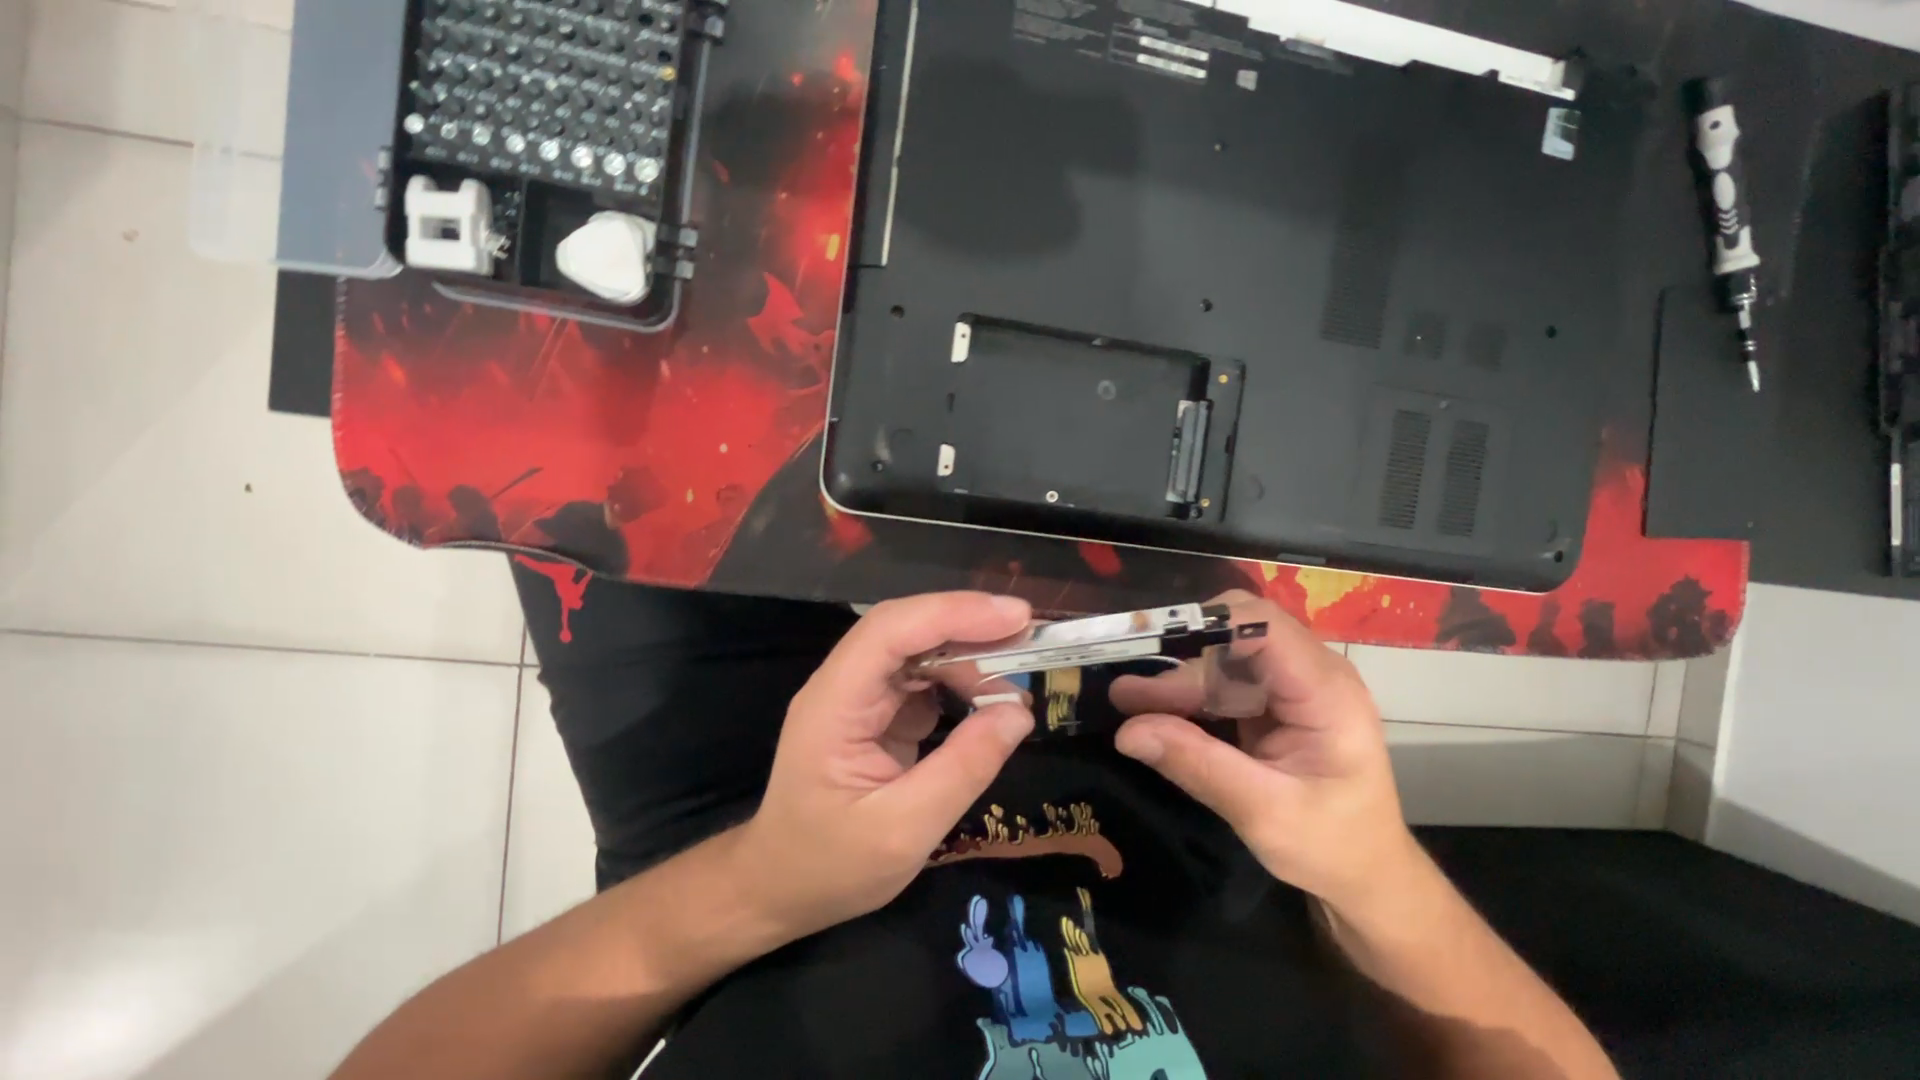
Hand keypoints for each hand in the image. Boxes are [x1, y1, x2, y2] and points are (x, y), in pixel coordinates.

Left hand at [731, 592, 1035, 942]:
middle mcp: (841, 687)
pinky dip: (960, 682)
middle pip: (906, 631)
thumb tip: (1018, 713)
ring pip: (917, 651)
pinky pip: (921, 680)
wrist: (780, 888)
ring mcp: (857, 698)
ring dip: (969, 656)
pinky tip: (991, 700)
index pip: (890, 631)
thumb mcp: (905, 831)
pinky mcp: (874, 713)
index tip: (1017, 616)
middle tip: (1035, 642)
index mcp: (833, 706)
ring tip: (1018, 684)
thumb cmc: (831, 867)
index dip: (953, 613)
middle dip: (971, 627)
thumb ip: (963, 769)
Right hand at [1109, 591, 1417, 912]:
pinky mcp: (1278, 705)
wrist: (1367, 876)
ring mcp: (1295, 688)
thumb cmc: (1331, 846)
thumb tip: (1128, 731)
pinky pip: (1227, 685)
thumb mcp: (1263, 813)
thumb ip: (1198, 766)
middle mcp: (1313, 675)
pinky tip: (1156, 715)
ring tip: (1126, 701)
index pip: (1263, 626)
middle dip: (1180, 662)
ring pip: (1225, 661)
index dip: (1206, 625)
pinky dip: (1191, 699)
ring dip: (1179, 682)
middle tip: (1126, 694)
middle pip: (1237, 640)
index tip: (1150, 647)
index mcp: (1326, 691)